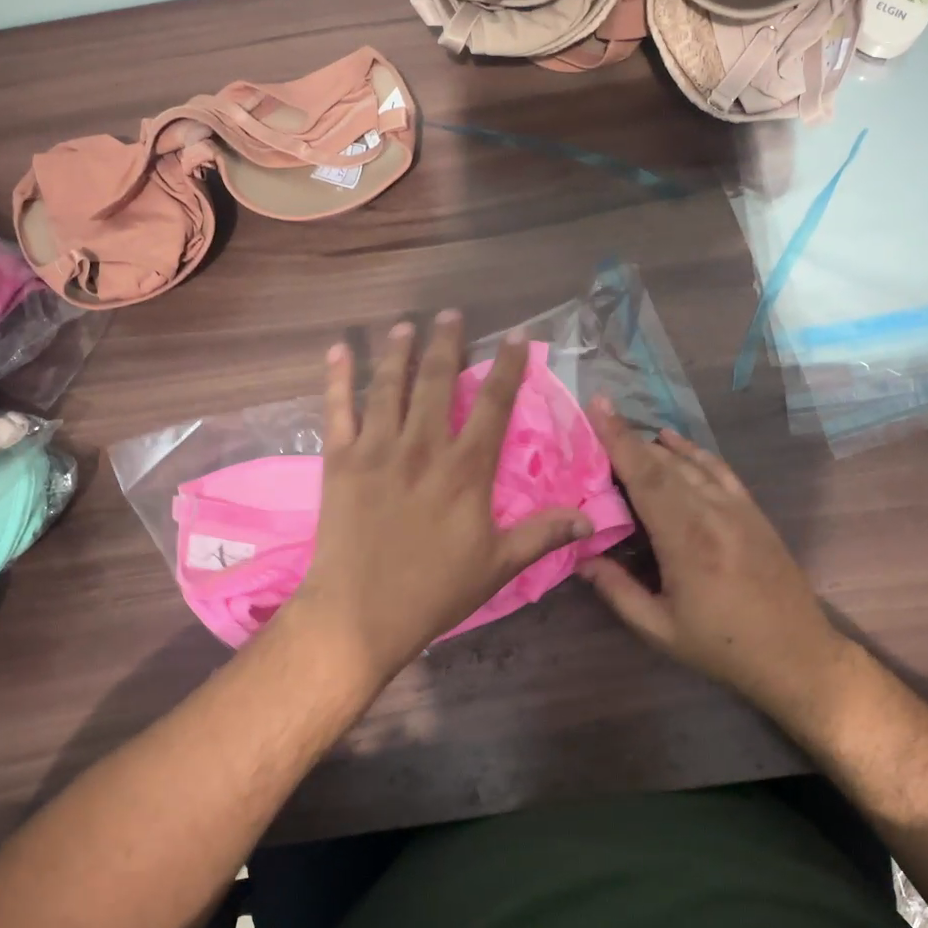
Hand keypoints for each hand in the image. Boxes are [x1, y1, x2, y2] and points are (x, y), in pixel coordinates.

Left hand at [288, 311, 592, 679]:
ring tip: (406, 325)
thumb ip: (542, 534)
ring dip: (399, 352)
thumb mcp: (498, 565)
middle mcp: (423, 446)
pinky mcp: (340, 461)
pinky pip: (338, 409)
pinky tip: (339, 351)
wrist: (360, 613)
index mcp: (466, 469)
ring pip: (390, 386)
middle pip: (439, 381)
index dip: (508, 367)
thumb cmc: (434, 591)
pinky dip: (338, 378)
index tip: (516, 337)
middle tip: (452, 314)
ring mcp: (377, 449)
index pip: (494, 405)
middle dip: (448, 343)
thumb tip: (589, 519)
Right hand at [576, 399, 855, 717]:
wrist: (796, 654)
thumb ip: (617, 591)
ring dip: (656, 444)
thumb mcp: (659, 628)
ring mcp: (738, 509)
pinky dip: (693, 452)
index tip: (597, 408)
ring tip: (625, 431)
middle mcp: (713, 513)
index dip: (618, 441)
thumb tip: (581, 558)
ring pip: (691, 463)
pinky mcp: (754, 512)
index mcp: (686, 540)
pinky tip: (673, 443)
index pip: (646, 478)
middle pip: (664, 463)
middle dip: (629, 437)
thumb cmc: (721, 647)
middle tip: (599, 415)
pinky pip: (719, 470)